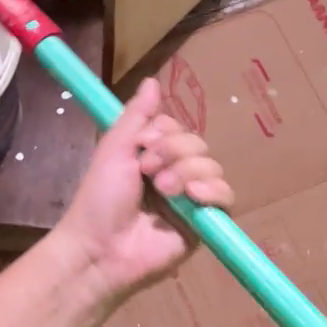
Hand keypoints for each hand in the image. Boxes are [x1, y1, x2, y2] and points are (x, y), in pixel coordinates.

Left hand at [53, 77, 234, 302]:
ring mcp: (192, 200)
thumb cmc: (100, 199)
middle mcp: (175, 174)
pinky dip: (212, 190)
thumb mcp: (115, 148)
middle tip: (148, 170)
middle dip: (175, 151)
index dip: (165, 132)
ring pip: (212, 166)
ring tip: (163, 190)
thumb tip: (152, 80)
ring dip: (187, 171)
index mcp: (153, 157)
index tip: (143, 144)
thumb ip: (136, 115)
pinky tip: (192, 195)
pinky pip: (226, 197)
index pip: (178, 128)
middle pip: (198, 144)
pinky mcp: (205, 224)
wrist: (101, 246)